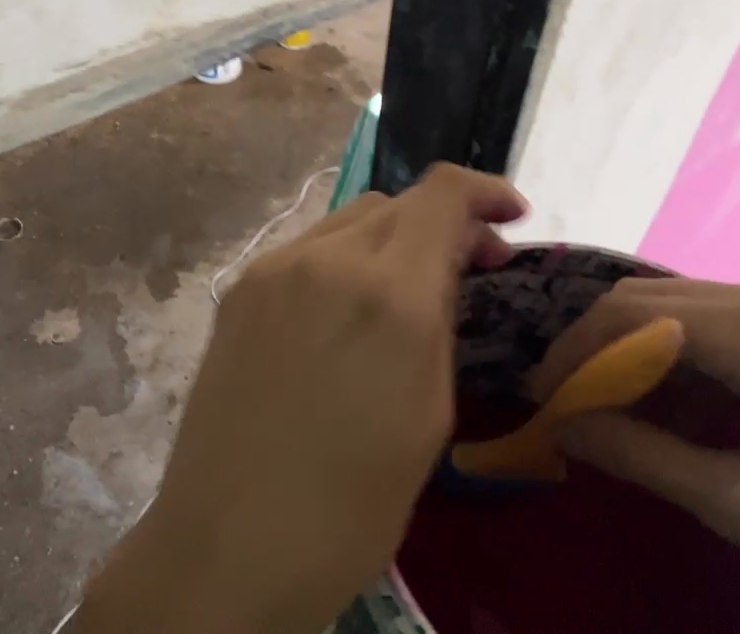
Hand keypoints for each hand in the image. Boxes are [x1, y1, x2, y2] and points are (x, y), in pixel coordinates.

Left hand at [71, 164, 526, 632]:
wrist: (228, 547)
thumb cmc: (351, 505)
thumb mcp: (428, 413)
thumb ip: (440, 321)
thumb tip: (448, 268)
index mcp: (389, 294)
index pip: (442, 194)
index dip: (485, 191)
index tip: (511, 218)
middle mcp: (326, 260)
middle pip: (397, 202)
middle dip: (444, 222)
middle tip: (472, 266)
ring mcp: (273, 270)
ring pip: (350, 219)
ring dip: (393, 237)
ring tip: (410, 287)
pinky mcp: (238, 290)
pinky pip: (308, 250)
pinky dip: (346, 258)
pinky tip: (349, 307)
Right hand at [531, 279, 739, 633]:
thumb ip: (639, 455)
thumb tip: (557, 426)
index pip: (631, 314)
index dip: (573, 352)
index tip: (538, 399)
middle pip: (651, 301)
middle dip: (598, 350)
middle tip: (565, 409)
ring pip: (682, 311)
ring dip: (638, 357)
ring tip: (611, 417)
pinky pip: (723, 328)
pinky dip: (683, 363)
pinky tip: (676, 412)